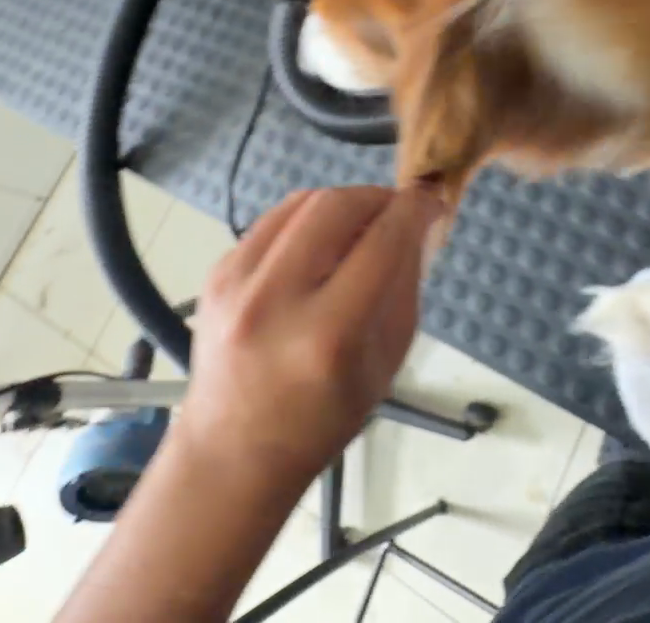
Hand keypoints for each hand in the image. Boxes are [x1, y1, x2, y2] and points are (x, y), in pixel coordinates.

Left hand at [174, 186, 448, 477]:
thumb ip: (405, 284)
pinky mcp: (217, 273)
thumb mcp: (385, 360)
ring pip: (302, 202)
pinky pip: (273, 220)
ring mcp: (236, 282)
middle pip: (336, 206)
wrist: (233, 452)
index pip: (382, 243)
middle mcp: (275, 300)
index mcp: (328, 334)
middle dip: (377, 197)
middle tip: (397, 211)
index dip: (414, 210)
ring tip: (361, 225)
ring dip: (343, 202)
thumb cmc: (323, 418)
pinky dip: (308, 219)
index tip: (433, 200)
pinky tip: (320, 244)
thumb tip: (419, 222)